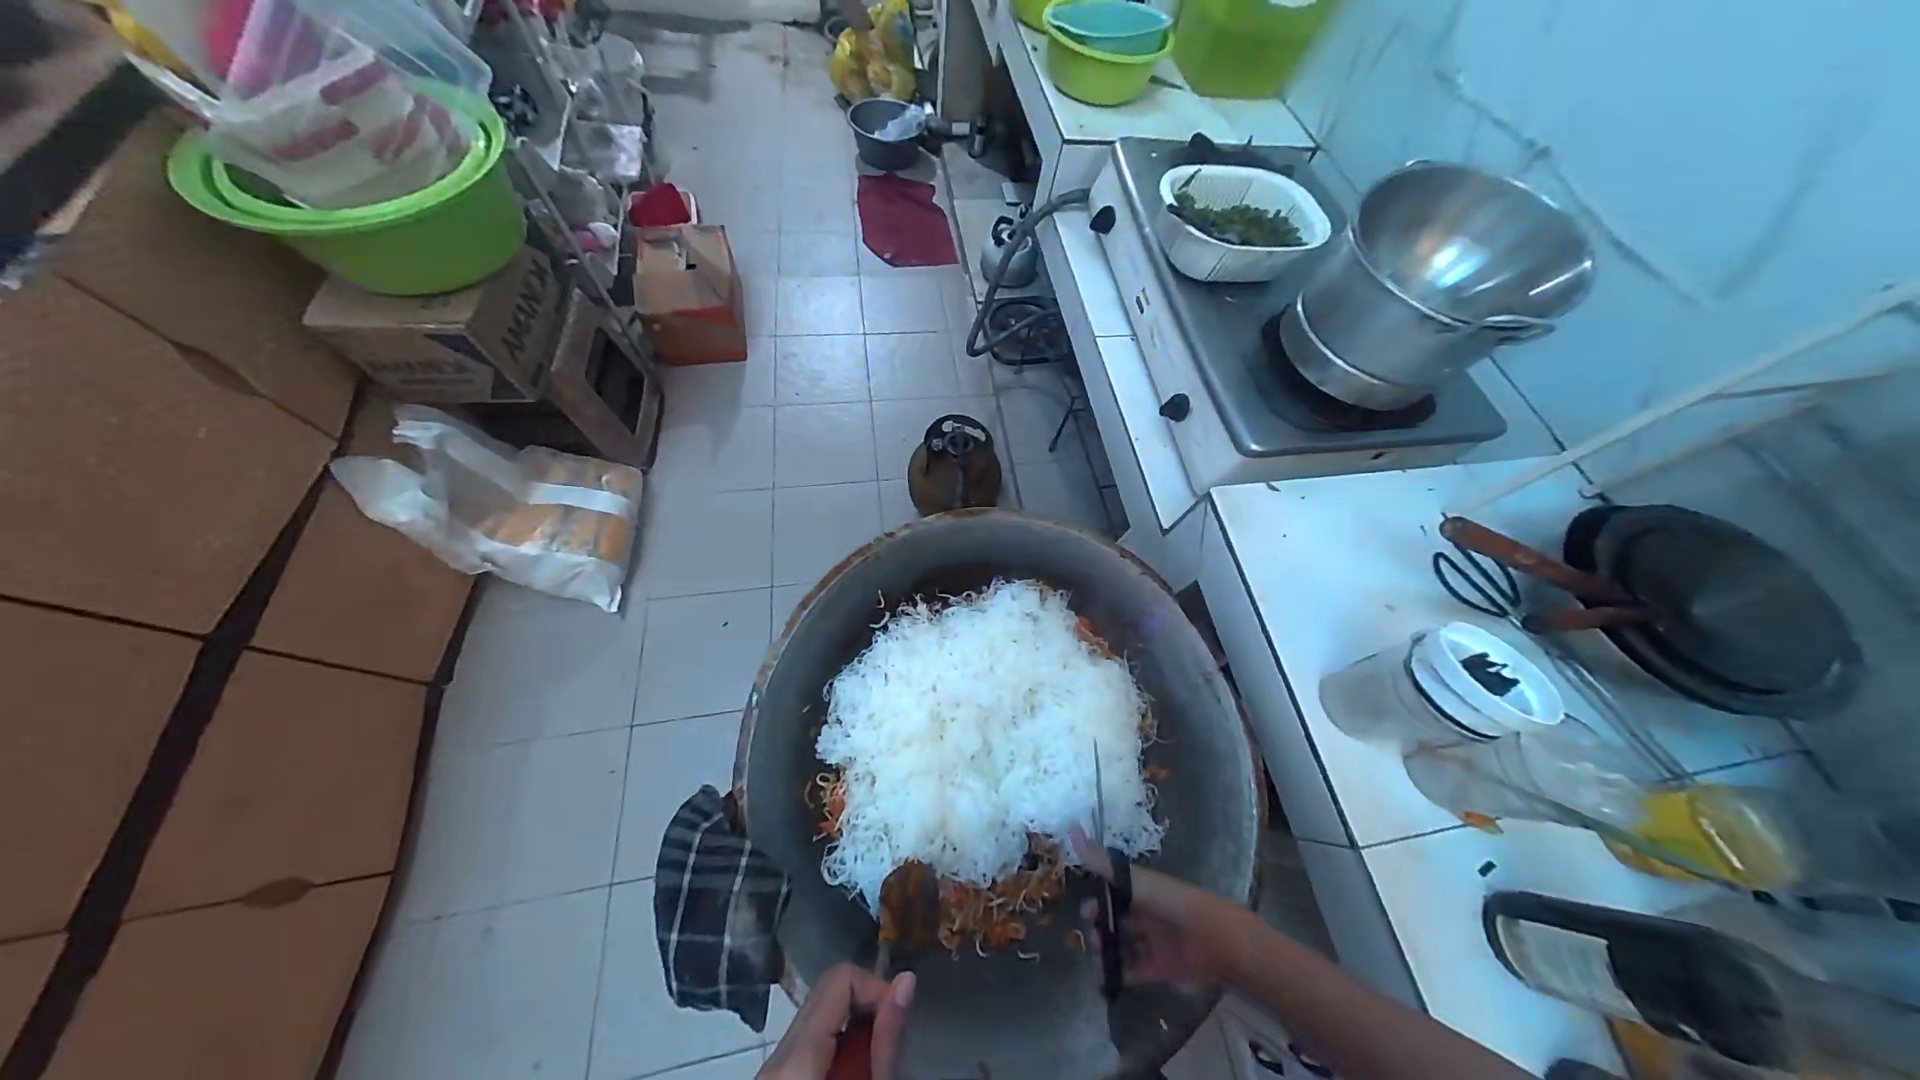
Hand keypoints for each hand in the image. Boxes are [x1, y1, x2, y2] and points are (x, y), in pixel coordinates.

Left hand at [759, 964, 915, 1079]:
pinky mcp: (777, 1074)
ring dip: (856, 1027)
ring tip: (874, 1059)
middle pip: (829, 992)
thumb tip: (907, 979)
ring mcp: (773, 1063)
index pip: (840, 976)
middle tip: (889, 1041)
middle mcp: (778, 1050)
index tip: (898, 1019)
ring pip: (821, 1016)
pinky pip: (811, 1040)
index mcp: (796, 1052)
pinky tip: (854, 1071)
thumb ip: (884, 1038)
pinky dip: (840, 1045)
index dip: (876, 988)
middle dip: (867, 1006)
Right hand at [1070, 827, 1221, 989]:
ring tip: (1095, 950)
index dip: (1098, 897)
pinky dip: (1120, 973)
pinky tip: (1104, 975)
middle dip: (1100, 923)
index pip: (1116, 891)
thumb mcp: (1133, 879)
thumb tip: (1071, 829)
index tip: (1083, 905)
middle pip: (1118, 917)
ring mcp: (1155, 941)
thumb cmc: (1170, 902)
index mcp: (1143, 890)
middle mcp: (1148, 914)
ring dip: (1107, 947)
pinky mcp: (1161, 968)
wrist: (1211, 938)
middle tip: (1088, 930)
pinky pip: (1136, 970)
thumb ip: (1102, 862)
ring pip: (1124, 943)